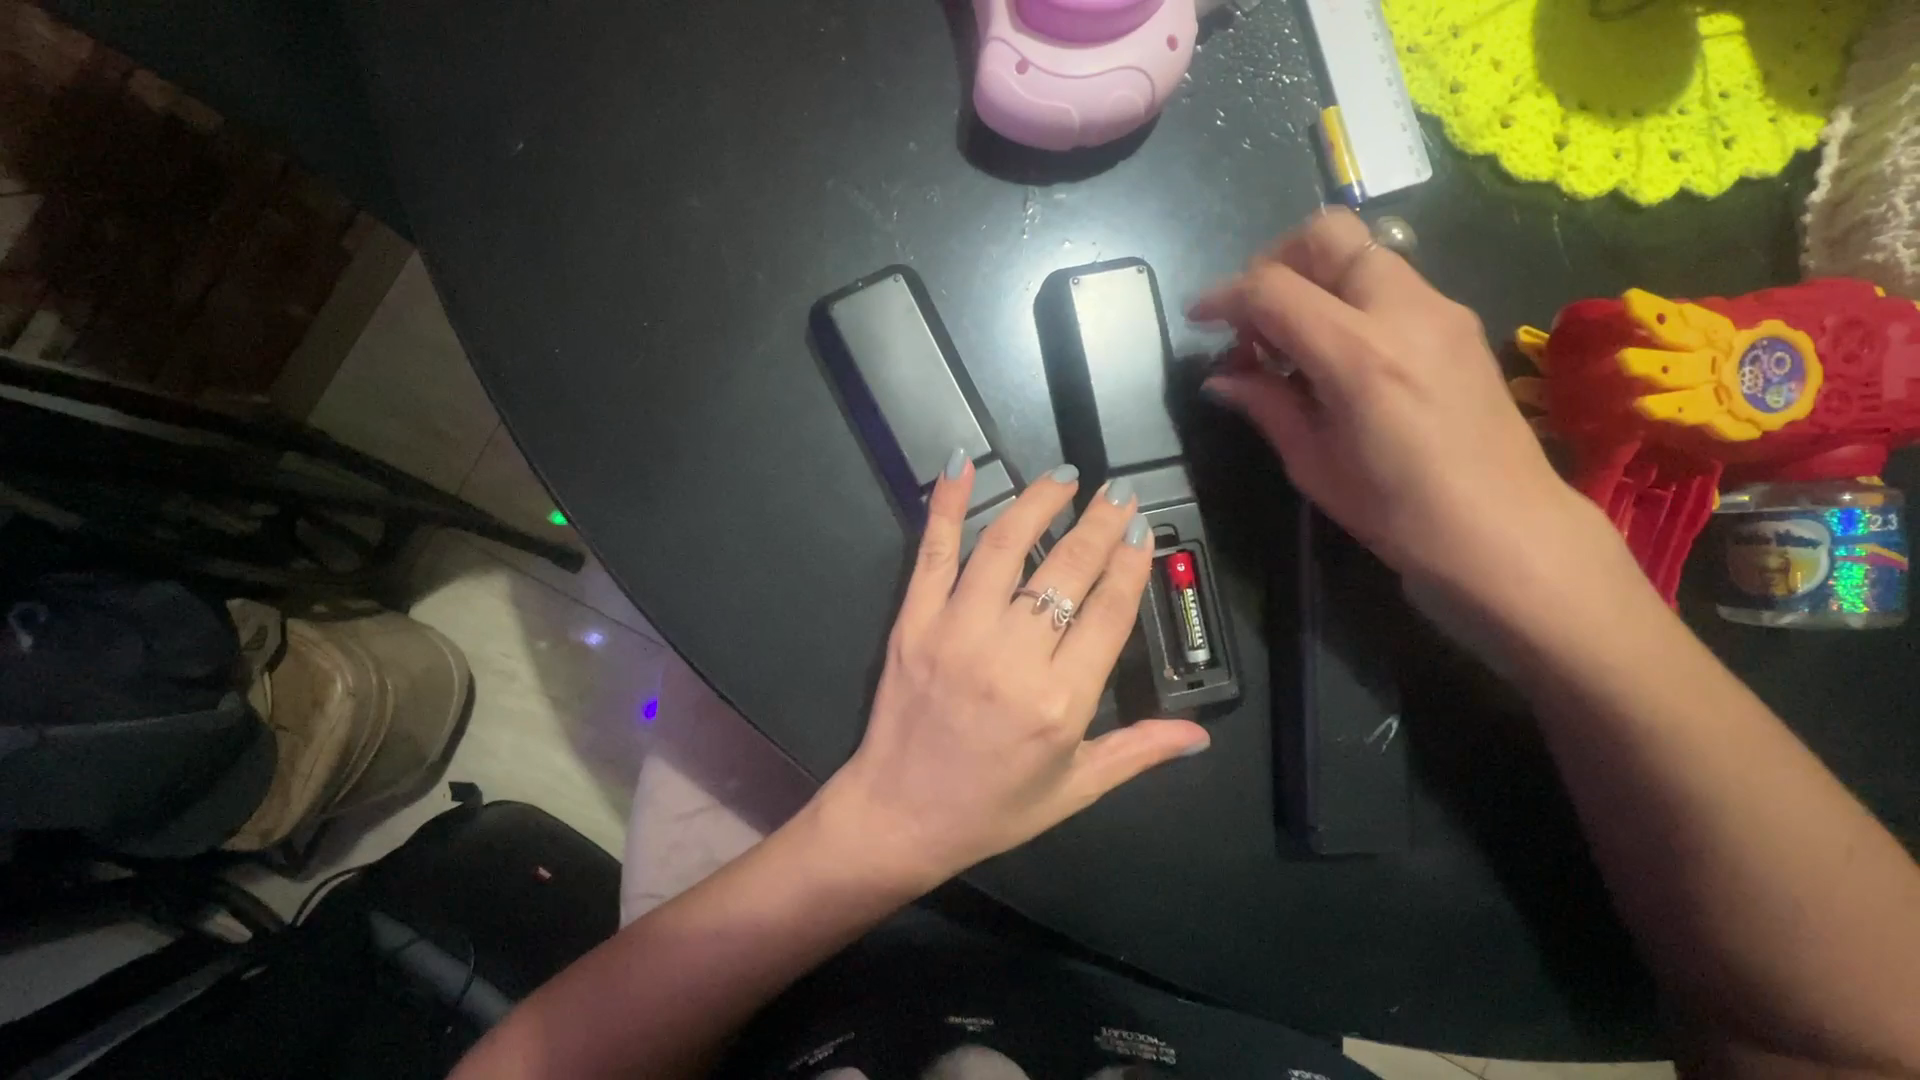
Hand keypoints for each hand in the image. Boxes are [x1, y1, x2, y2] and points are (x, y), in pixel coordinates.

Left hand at [817, 460, 1210, 889]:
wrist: (899, 816)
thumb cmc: (992, 808)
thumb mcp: (1074, 789)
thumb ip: (1138, 753)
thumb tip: (1201, 736)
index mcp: (1060, 702)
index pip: (1108, 613)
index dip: (1131, 565)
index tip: (1142, 531)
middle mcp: (1011, 659)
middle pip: (1065, 572)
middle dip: (1098, 525)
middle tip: (1117, 493)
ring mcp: (956, 633)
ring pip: (1004, 548)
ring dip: (1038, 504)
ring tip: (1064, 477)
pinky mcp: (913, 622)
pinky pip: (932, 553)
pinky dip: (947, 506)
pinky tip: (961, 464)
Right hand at [1190, 207, 1622, 611]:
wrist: (1505, 534)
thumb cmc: (1398, 514)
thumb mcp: (1313, 465)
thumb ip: (1265, 406)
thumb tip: (1220, 378)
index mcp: (1358, 355)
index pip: (1272, 288)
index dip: (1224, 296)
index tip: (1199, 319)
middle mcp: (1403, 312)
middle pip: (1326, 234)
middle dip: (1273, 261)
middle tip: (1252, 317)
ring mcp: (1440, 310)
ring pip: (1361, 252)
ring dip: (1312, 279)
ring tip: (1290, 342)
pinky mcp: (1458, 322)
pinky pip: (1389, 282)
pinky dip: (1347, 297)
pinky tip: (1334, 354)